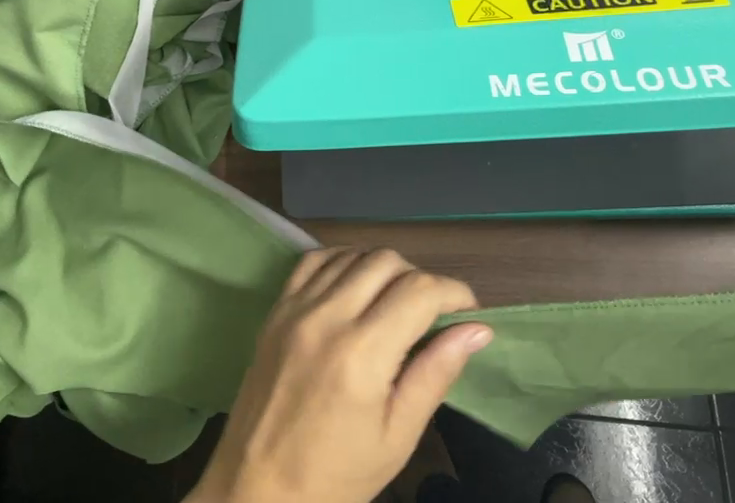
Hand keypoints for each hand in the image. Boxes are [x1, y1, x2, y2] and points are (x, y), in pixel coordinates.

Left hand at [187, 247, 492, 502]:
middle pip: (388, 261)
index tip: (467, 313)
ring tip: (395, 303)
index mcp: (362, 352)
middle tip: (431, 315)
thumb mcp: (397, 436)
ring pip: (353, 254)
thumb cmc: (336, 474)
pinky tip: (356, 286)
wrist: (258, 486)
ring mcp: (296, 307)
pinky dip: (344, 261)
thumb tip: (477, 330)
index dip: (453, 293)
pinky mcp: (276, 308)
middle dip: (421, 279)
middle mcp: (327, 316)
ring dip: (384, 269)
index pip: (420, 291)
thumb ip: (436, 374)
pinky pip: (315, 260)